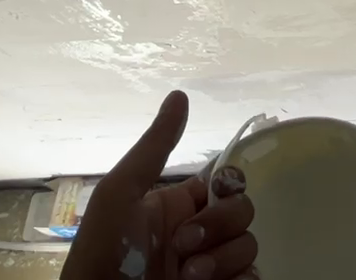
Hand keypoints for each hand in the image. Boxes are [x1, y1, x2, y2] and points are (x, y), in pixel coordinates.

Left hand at [60, 92, 258, 279]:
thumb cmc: (103, 260)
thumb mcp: (119, 197)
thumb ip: (153, 148)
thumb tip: (180, 94)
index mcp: (177, 207)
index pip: (224, 182)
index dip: (228, 186)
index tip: (214, 195)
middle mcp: (196, 235)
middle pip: (242, 211)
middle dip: (220, 227)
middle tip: (185, 247)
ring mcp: (208, 270)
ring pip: (247, 246)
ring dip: (223, 260)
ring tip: (188, 279)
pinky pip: (252, 278)